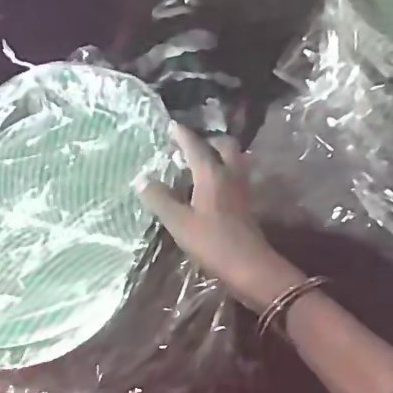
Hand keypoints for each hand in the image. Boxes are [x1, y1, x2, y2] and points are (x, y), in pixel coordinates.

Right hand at [137, 123, 305, 310]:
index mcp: (212, 174)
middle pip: (224, 146)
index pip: (195, 146)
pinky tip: (212, 186)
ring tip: (201, 163)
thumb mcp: (179, 222)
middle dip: (208, 141)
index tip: (171, 125)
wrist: (250, 266)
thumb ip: (160, 199)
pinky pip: (235, 177)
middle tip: (191, 146)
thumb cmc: (212, 242)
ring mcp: (242, 189)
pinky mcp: (247, 204)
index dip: (182, 135)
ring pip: (234, 160)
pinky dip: (223, 172)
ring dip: (219, 156)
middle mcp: (230, 175)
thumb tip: (142, 180)